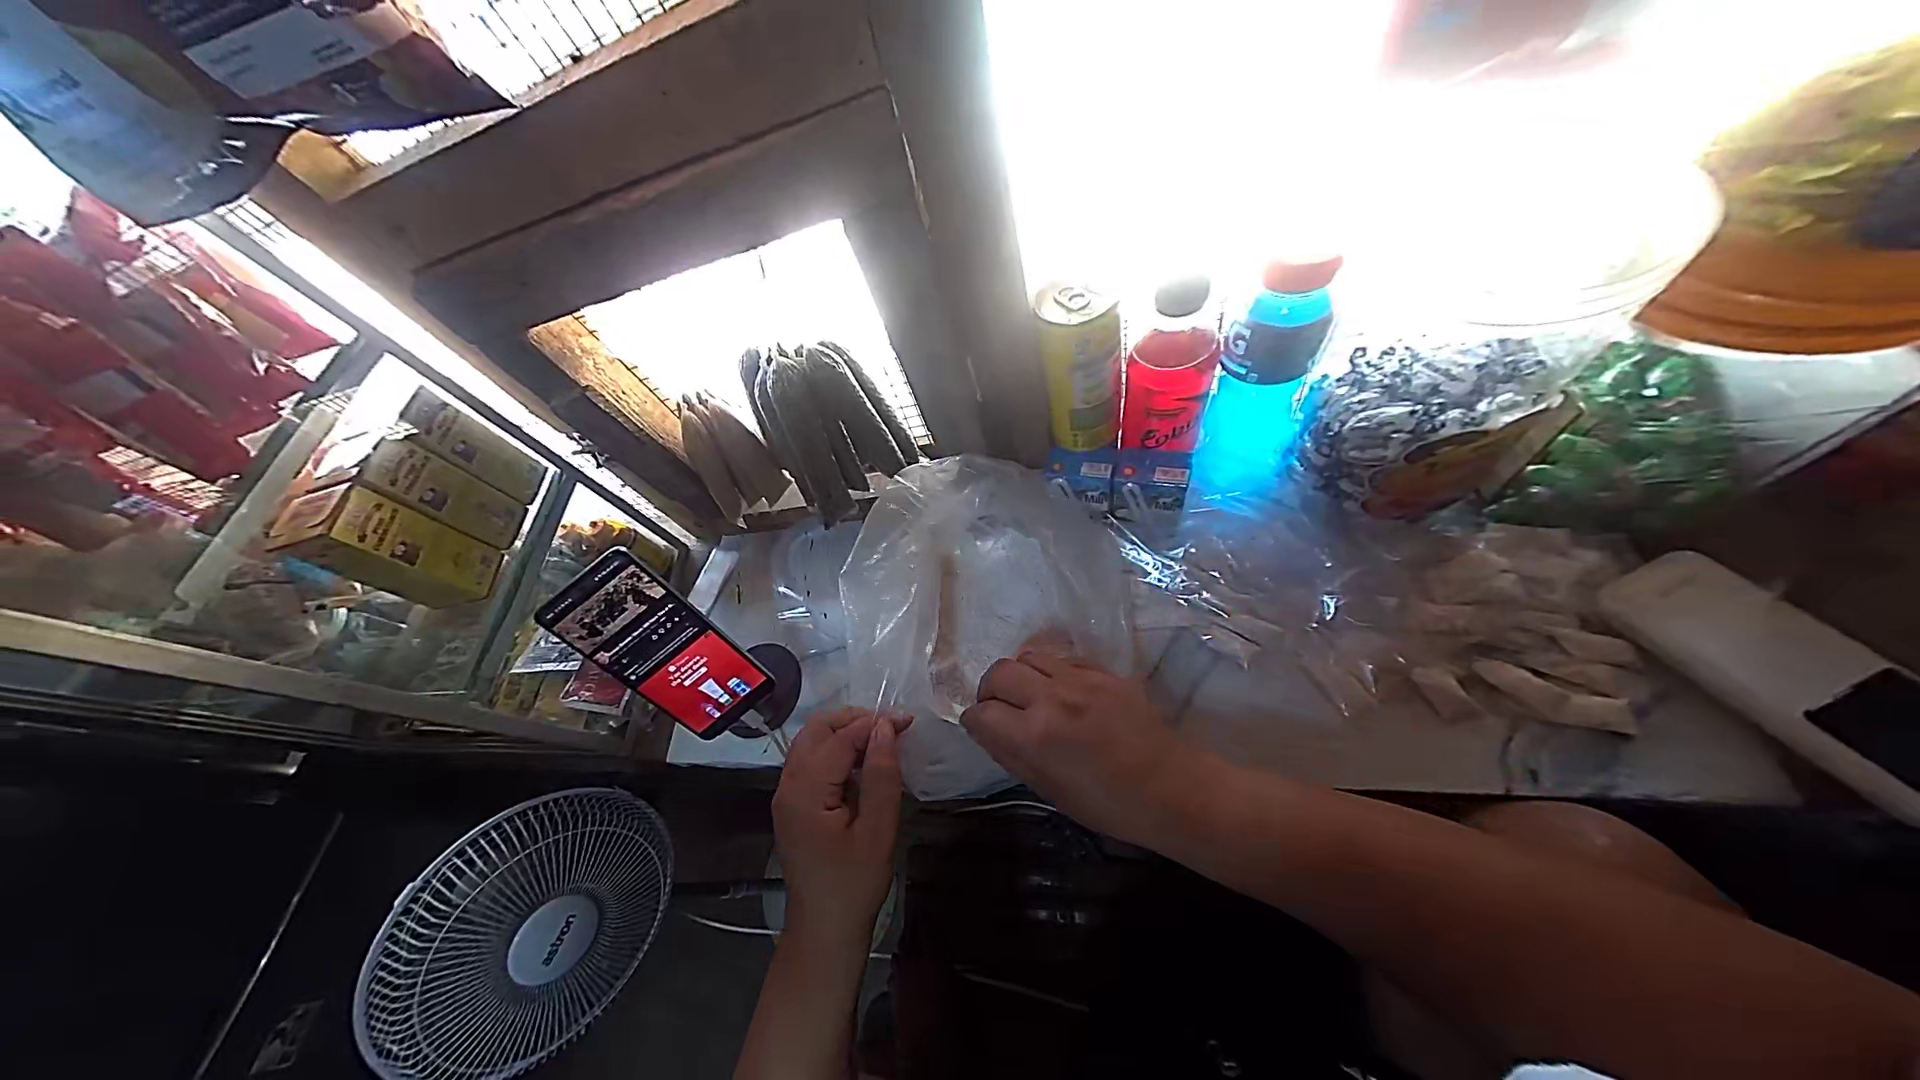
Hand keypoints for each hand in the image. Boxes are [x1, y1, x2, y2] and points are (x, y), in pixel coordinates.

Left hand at [772, 707, 910, 942]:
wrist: (824, 931)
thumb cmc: (853, 885)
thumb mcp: (877, 831)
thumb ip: (881, 776)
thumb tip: (885, 729)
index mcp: (804, 792)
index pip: (839, 738)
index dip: (873, 724)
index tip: (907, 721)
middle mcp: (788, 786)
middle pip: (816, 730)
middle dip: (855, 720)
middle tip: (893, 728)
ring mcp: (787, 795)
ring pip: (813, 743)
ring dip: (846, 734)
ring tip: (884, 743)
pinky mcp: (794, 805)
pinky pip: (813, 762)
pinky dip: (838, 752)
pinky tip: (865, 765)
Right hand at [959, 640, 1202, 844]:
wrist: (1172, 788)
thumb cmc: (1109, 805)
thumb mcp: (1050, 791)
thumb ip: (1011, 755)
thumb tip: (986, 730)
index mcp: (1035, 736)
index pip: (981, 713)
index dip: (975, 722)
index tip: (982, 729)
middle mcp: (1052, 698)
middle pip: (998, 672)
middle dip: (990, 691)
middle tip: (1000, 709)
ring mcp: (1081, 679)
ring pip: (1028, 656)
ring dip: (1020, 675)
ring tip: (1030, 696)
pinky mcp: (1104, 671)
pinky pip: (1062, 659)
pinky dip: (1051, 672)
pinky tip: (1062, 692)